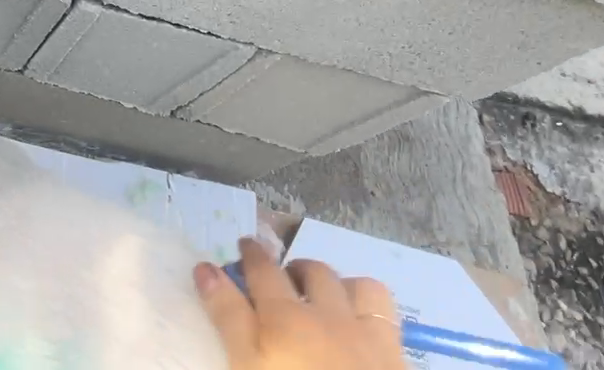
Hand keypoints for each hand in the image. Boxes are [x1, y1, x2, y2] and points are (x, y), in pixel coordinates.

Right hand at [194, 237, 407, 369]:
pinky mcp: (399, 363)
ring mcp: (370, 339)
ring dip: (342, 284)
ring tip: (327, 300)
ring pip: (361, 287)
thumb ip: (227, 317)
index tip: (245, 245)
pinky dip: (372, 312)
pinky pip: (391, 319)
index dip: (252, 253)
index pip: (263, 269)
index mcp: (286, 317)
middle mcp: (330, 316)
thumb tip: (205, 268)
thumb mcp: (246, 368)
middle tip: (283, 279)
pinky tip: (362, 330)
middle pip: (314, 271)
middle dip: (296, 266)